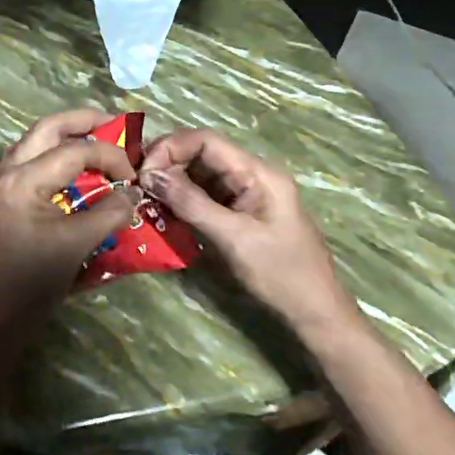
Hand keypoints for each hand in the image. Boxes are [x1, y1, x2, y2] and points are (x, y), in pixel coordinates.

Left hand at [0, 109, 136, 312]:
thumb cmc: (37, 278)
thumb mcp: (80, 242)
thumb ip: (111, 212)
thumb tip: (133, 192)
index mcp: (22, 180)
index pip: (73, 151)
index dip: (109, 157)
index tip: (132, 176)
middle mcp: (6, 170)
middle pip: (46, 128)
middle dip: (81, 121)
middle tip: (113, 123)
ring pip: (34, 139)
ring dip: (65, 134)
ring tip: (97, 137)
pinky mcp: (0, 190)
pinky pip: (28, 157)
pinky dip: (52, 152)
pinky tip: (73, 163)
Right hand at [139, 129, 358, 336]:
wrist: (316, 314)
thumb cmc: (280, 274)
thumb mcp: (233, 238)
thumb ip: (190, 203)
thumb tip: (148, 175)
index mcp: (258, 172)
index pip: (205, 141)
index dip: (170, 149)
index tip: (143, 173)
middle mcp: (251, 174)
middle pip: (200, 153)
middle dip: (166, 164)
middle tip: (137, 185)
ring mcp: (245, 192)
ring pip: (199, 172)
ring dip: (171, 181)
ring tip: (145, 198)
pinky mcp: (239, 210)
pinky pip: (204, 193)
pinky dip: (181, 198)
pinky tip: (163, 210)